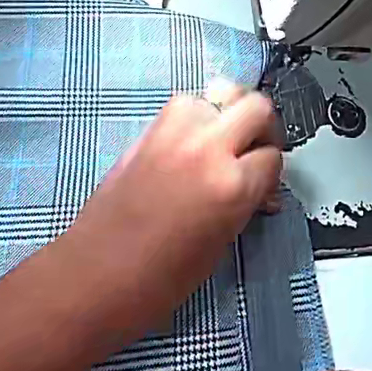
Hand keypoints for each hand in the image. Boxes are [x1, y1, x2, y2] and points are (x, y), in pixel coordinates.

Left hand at [61, 81, 284, 333]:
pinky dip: (198, 114)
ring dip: (228, 112)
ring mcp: (175, 132)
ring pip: (221, 92)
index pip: (273, 156)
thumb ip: (245, 203)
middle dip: (262, 128)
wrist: (98, 272)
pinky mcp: (149, 129)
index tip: (264, 183)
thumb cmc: (161, 278)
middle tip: (254, 149)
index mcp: (231, 185)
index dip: (271, 171)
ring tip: (224, 140)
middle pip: (256, 106)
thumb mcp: (221, 244)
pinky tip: (194, 141)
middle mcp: (207, 147)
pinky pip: (186, 103)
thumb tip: (258, 186)